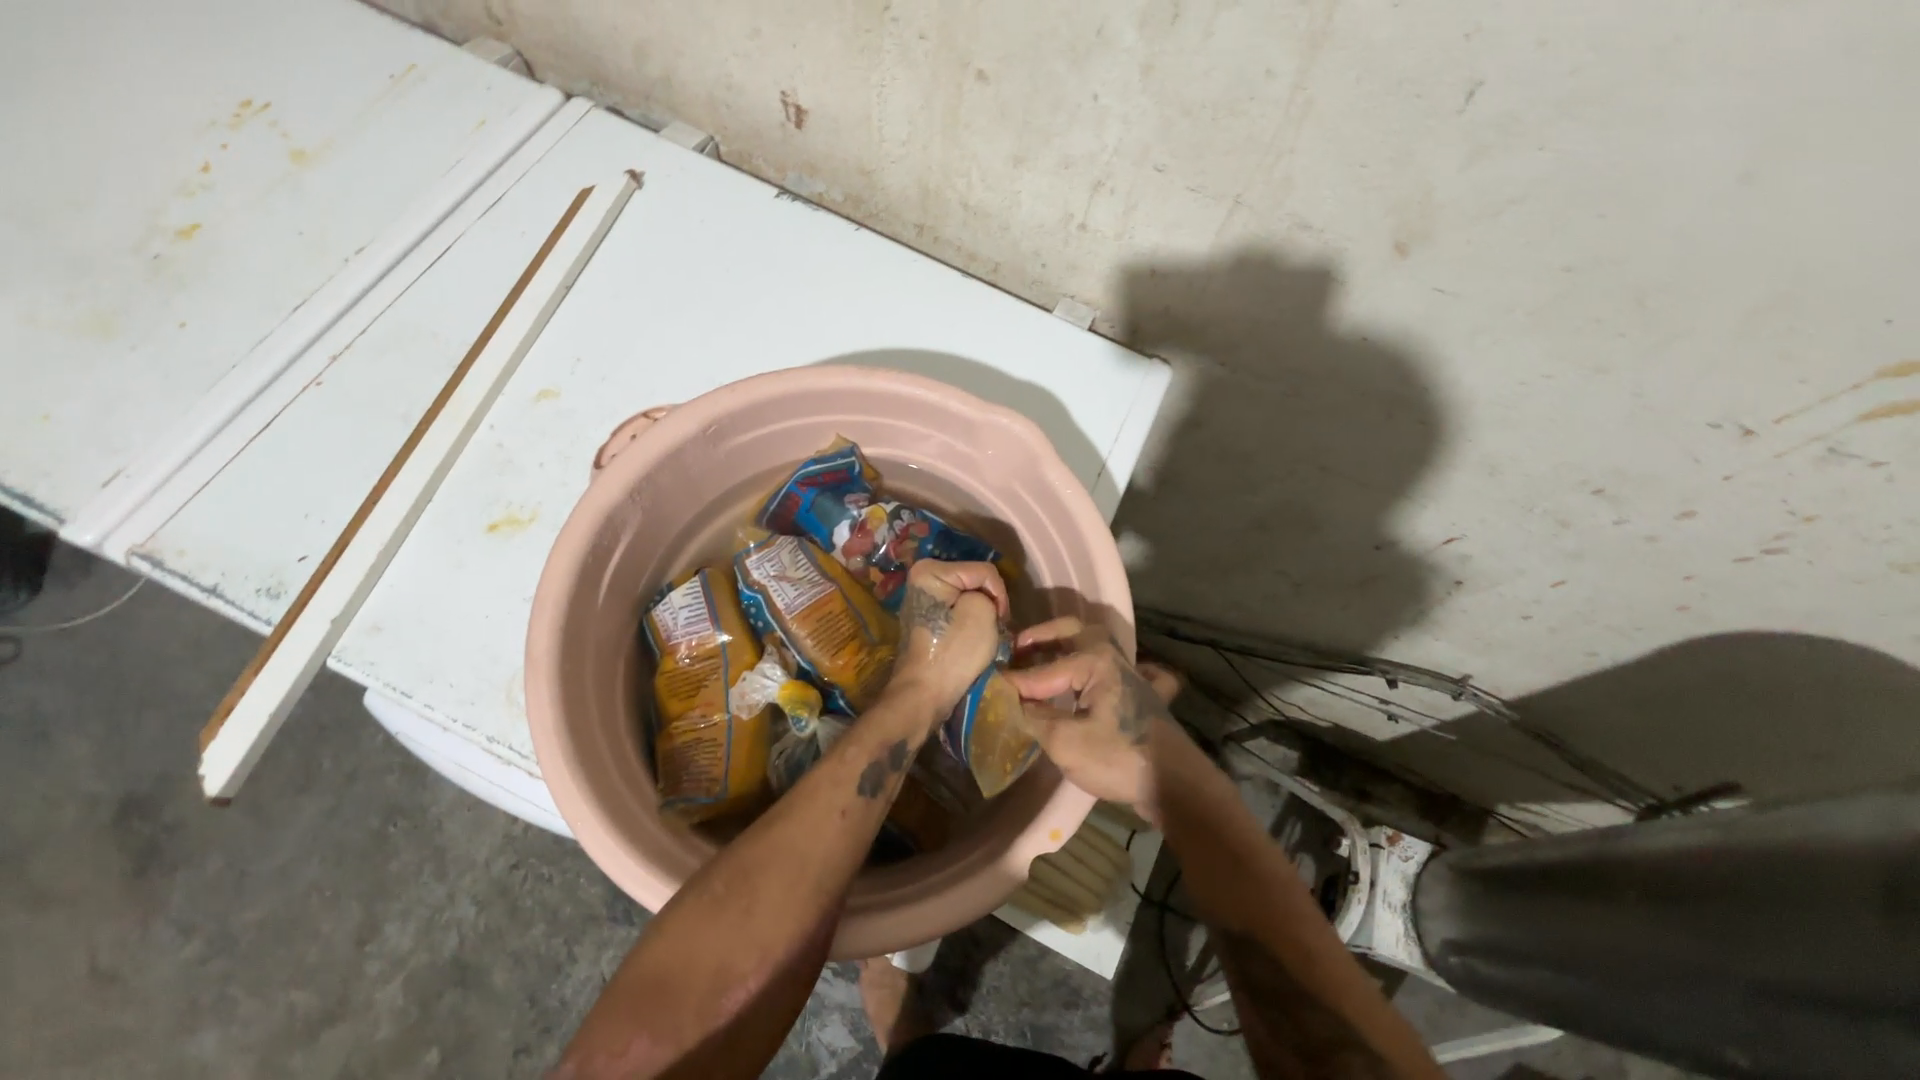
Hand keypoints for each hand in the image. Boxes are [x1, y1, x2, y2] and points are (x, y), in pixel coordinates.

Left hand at [890, 560, 1009, 718]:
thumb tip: (984, 601)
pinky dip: (970, 622)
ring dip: (982, 614)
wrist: (924, 694)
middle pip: (976, 582)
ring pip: (969, 598)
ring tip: (985, 636)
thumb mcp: (982, 613)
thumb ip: (989, 592)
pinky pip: (958, 611)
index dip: (999, 595)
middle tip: (995, 628)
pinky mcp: (928, 619)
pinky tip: (971, 640)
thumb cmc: (953, 653)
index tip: (999, 622)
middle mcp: (922, 578)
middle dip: (990, 603)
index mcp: (930, 570)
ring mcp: (924, 600)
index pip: (985, 571)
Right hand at [1005, 617, 1181, 813]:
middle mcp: (1115, 659)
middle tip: (1016, 649)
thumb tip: (1012, 701)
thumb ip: (1034, 716)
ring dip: (1068, 647)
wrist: (1175, 785)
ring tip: (1042, 661)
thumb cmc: (1118, 758)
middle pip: (1074, 632)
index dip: (1013, 681)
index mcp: (1094, 661)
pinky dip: (1112, 669)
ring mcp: (1134, 676)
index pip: (1042, 670)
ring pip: (1097, 647)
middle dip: (1042, 636)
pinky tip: (1105, 680)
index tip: (986, 686)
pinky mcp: (1143, 697)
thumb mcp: (1064, 741)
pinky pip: (1127, 670)